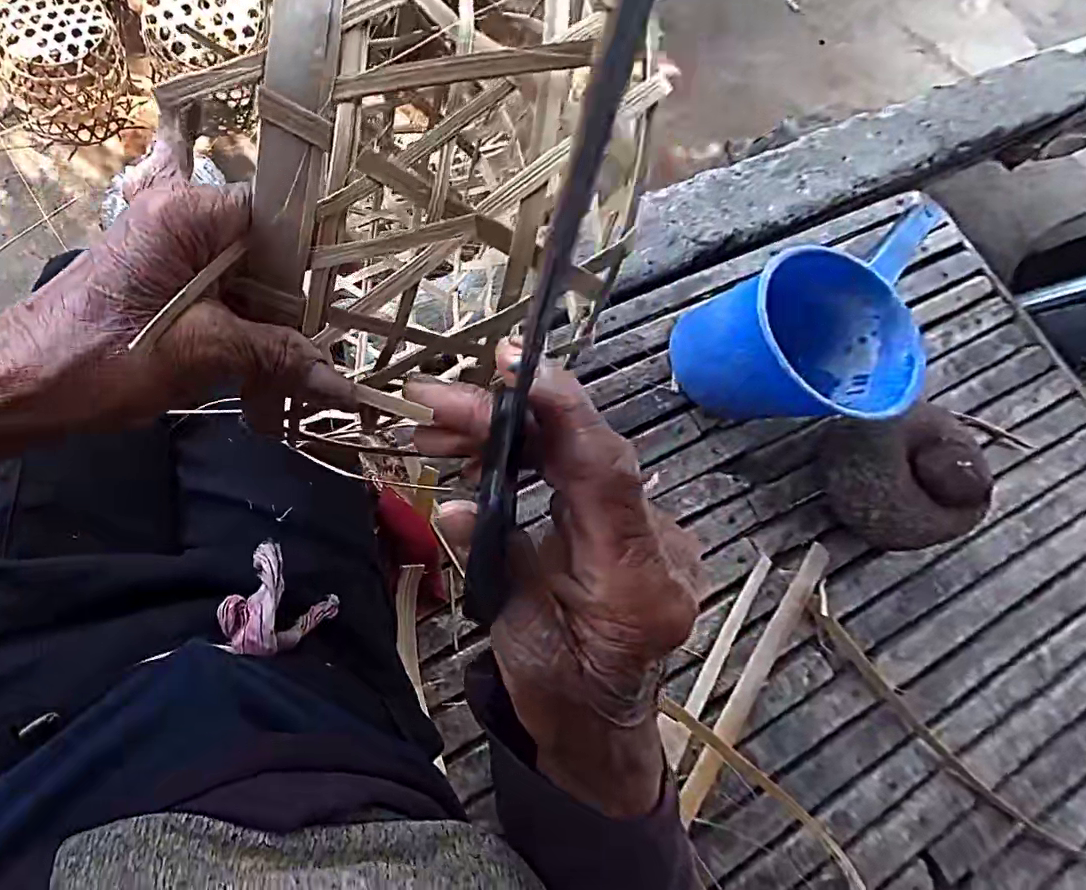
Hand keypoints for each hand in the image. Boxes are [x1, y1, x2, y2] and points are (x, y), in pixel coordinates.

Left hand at [0, 127, 354, 475]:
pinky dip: (233, 329)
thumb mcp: (198, 355)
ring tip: (291, 367)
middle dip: (288, 302)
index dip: (308, 262)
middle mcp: (174, 217)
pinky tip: (253, 368)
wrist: (13, 388)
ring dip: (262, 323)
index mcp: (185, 212)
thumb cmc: (96, 361)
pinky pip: (211, 296)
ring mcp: (161, 250)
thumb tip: (339, 378)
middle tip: (318, 348)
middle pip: (259, 250)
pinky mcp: (152, 282)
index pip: (274, 215)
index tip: (332, 310)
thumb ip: (272, 355)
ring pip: (237, 278)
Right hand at [406, 339, 700, 815]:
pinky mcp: (624, 518)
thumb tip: (451, 506)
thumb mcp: (517, 633)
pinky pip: (572, 464)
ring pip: (571, 449)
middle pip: (580, 448)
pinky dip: (519, 448)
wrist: (601, 720)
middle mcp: (655, 544)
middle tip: (431, 401)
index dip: (562, 409)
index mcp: (634, 581)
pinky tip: (470, 448)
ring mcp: (647, 527)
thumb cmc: (560, 690)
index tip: (514, 366)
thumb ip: (495, 562)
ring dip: (499, 430)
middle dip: (500, 414)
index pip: (605, 474)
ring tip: (434, 429)